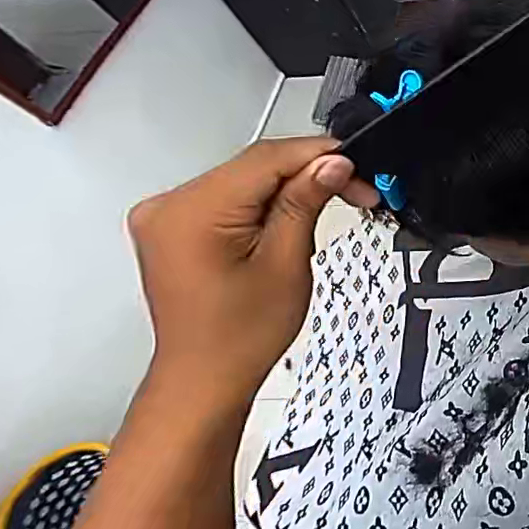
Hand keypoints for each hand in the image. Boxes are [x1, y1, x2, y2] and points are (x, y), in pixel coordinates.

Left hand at [127, 138, 377, 400]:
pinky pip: (232, 195)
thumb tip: (331, 163)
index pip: (265, 159)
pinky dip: (271, 199)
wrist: (208, 373)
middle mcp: (168, 206)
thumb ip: (304, 202)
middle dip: (312, 171)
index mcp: (191, 213)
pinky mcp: (178, 224)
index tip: (358, 164)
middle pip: (255, 165)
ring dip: (295, 185)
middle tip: (360, 189)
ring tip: (337, 202)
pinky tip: (300, 210)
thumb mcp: (287, 261)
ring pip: (247, 177)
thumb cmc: (243, 332)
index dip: (319, 155)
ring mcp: (168, 214)